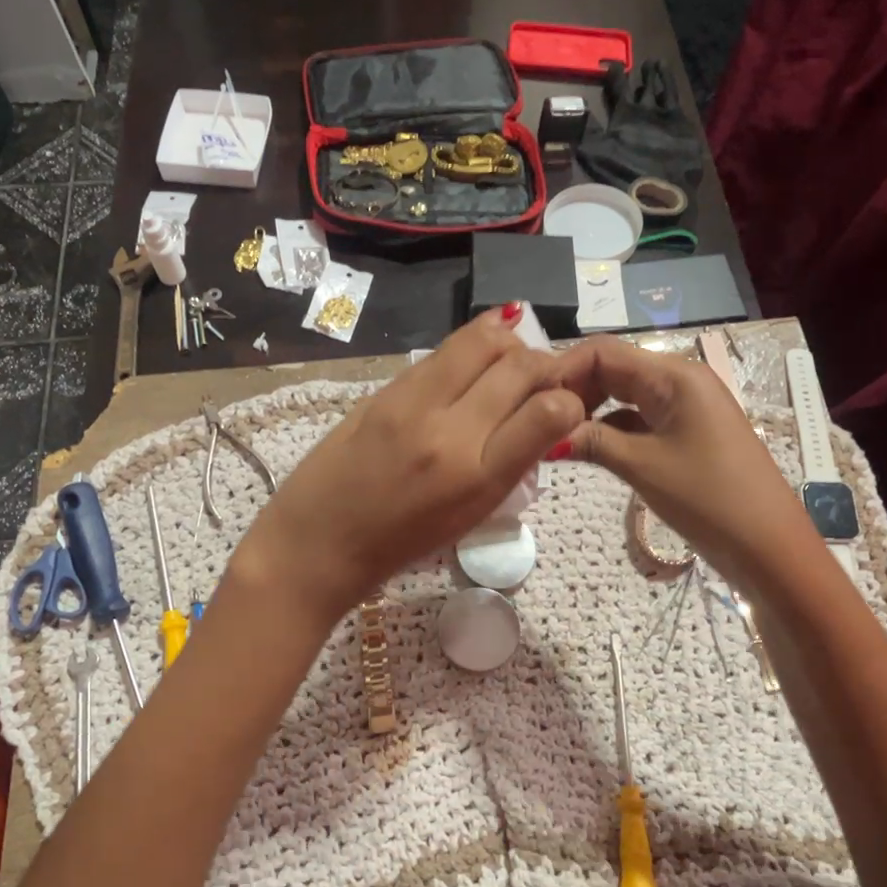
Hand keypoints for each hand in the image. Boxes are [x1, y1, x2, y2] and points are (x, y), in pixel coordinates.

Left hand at [233, 305, 584, 625]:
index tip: (562, 404)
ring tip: (504, 363)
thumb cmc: (398, 545)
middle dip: (544, 365)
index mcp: (479, 480)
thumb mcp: (470, 516)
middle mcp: (452, 435)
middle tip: (539, 376)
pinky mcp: (383, 391)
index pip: (549, 413)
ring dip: (507, 345)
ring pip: (482, 341)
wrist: (317, 545)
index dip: (568, 400)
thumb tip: (541, 418)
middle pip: (520, 366)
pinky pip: (441, 352)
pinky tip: (469, 364)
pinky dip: (468, 349)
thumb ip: (507, 464)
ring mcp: (414, 406)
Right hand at [554, 337, 799, 572]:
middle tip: (533, 420)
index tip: (527, 400)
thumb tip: (543, 436)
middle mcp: (679, 379)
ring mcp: (684, 406)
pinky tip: (583, 447)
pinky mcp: (686, 431)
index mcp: (673, 374)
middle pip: (612, 368)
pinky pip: (638, 417)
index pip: (602, 351)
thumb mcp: (642, 466)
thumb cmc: (708, 498)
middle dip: (572, 389)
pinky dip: (609, 427)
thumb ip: (591, 442)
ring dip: (588, 409)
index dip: (561, 369)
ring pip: (623, 394)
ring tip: (551, 436)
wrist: (769, 545)